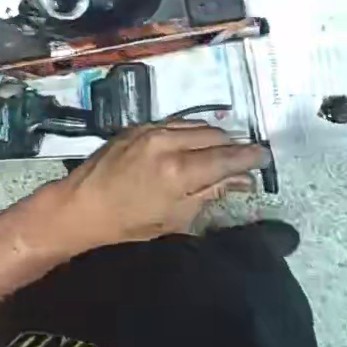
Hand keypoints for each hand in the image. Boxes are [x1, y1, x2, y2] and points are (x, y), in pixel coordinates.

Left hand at [33, 120, 267, 252]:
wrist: (81, 205)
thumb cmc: (127, 223)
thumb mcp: (175, 218)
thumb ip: (209, 193)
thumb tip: (240, 180)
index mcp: (178, 171)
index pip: (226, 157)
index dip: (249, 156)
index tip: (265, 157)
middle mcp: (168, 142)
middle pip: (215, 135)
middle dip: (233, 145)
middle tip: (245, 157)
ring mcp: (152, 130)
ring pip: (196, 125)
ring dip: (214, 136)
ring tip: (223, 149)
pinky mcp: (139, 125)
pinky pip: (175, 123)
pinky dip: (191, 132)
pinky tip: (194, 143)